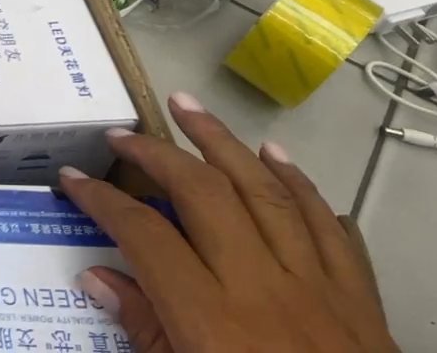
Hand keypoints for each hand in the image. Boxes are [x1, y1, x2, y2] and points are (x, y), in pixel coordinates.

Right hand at [59, 92, 398, 352]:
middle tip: (124, 131)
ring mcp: (321, 291)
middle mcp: (265, 290)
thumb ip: (145, 332)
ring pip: (268, 193)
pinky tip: (278, 157)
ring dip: (224, 143)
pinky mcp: (364, 304)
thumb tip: (96, 278)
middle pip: (205, 194)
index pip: (144, 234)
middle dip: (158, 153)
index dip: (102, 199)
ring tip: (190, 107)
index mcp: (214, 321)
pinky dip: (304, 187)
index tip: (72, 177)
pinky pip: (333, 230)